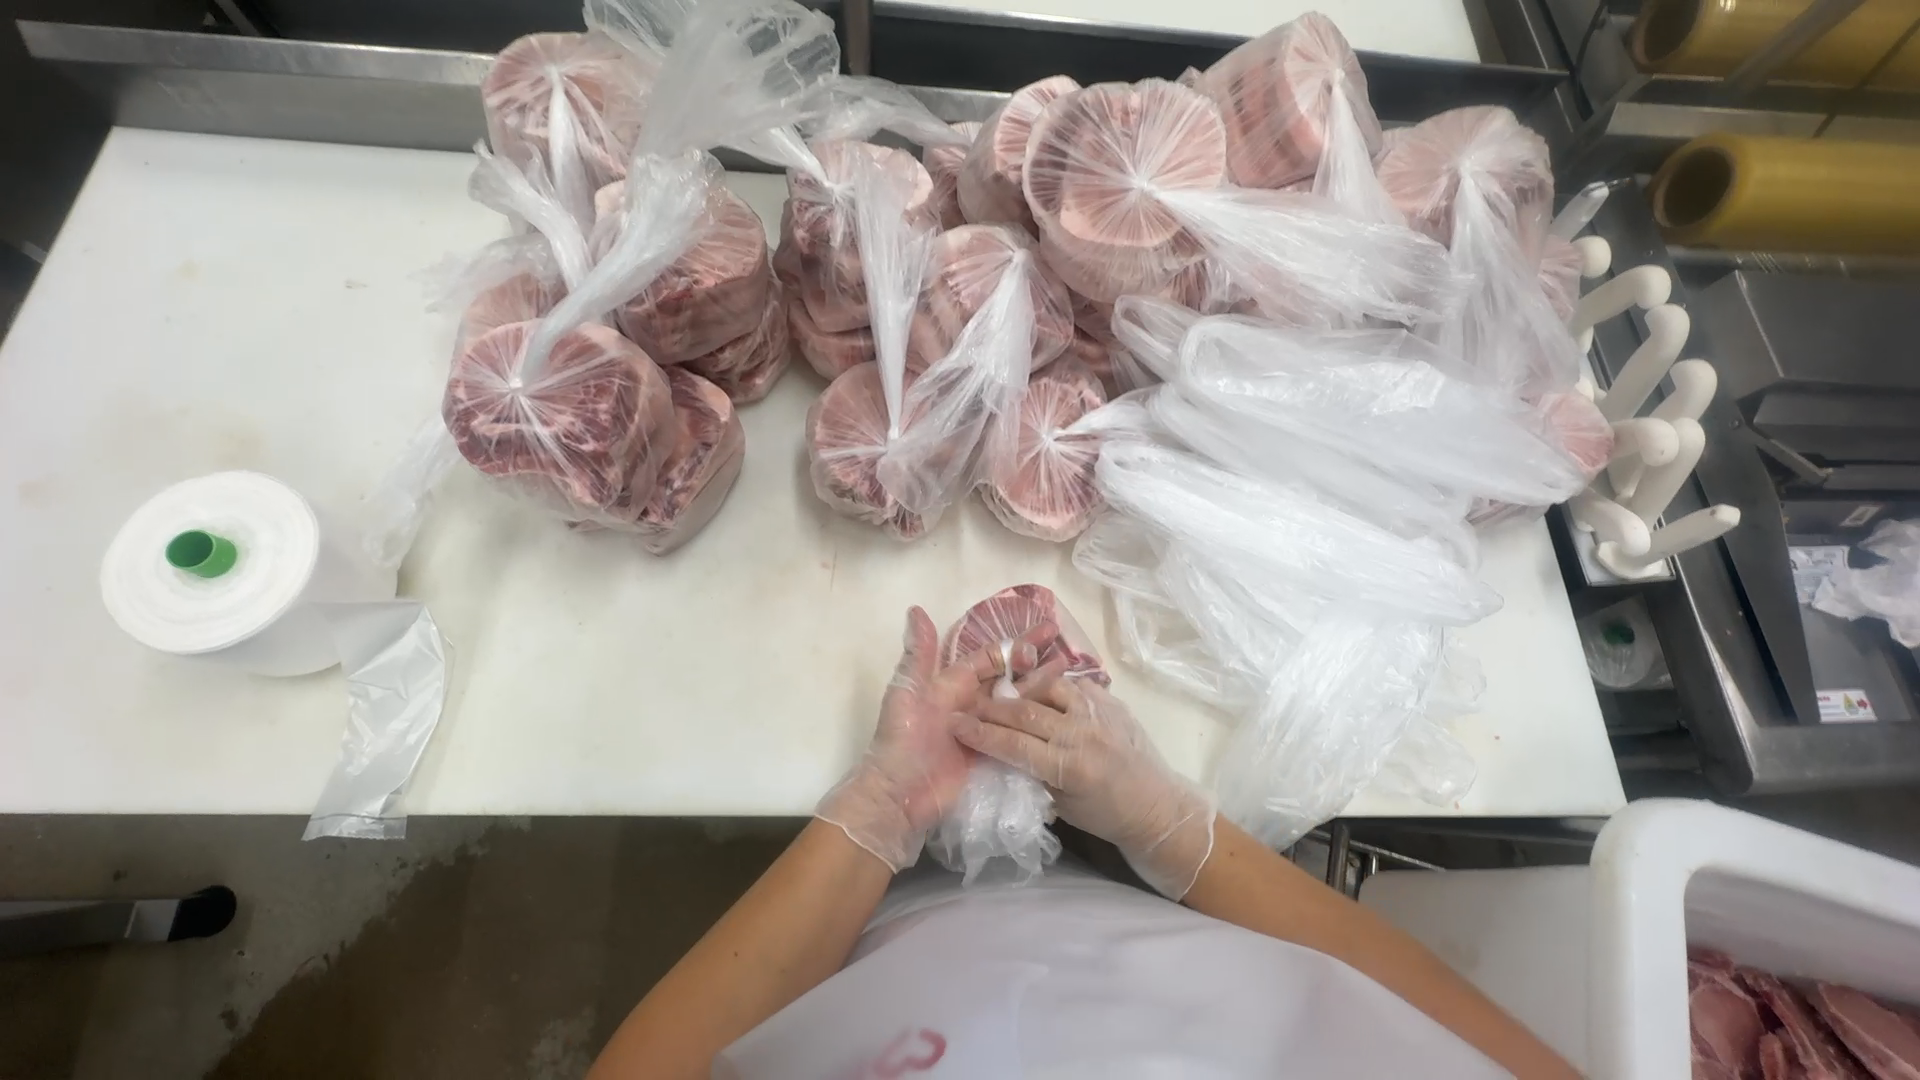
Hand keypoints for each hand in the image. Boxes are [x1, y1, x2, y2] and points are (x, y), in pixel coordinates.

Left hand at [816, 606, 1048, 871]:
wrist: (899, 796)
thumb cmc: (901, 741)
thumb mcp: (907, 692)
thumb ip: (920, 653)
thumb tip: (916, 609)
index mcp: (952, 684)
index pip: (990, 657)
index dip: (1016, 645)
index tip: (1046, 635)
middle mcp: (971, 703)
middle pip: (1009, 677)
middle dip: (1037, 662)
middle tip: (1067, 649)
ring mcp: (985, 730)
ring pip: (1019, 703)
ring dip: (1044, 688)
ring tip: (1073, 676)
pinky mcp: (994, 755)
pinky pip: (1020, 733)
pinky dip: (1040, 722)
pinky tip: (1064, 714)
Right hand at [955, 671, 1214, 898]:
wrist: (1157, 806)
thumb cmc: (1105, 816)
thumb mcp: (1060, 805)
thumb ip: (1031, 774)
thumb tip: (1000, 750)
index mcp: (1068, 768)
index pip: (1013, 745)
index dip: (980, 733)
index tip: (955, 723)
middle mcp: (1082, 734)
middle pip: (1024, 712)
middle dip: (991, 707)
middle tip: (969, 704)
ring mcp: (1099, 713)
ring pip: (1048, 688)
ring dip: (1021, 692)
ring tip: (1004, 696)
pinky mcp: (1111, 701)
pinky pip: (1073, 684)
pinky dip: (1051, 688)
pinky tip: (1040, 694)